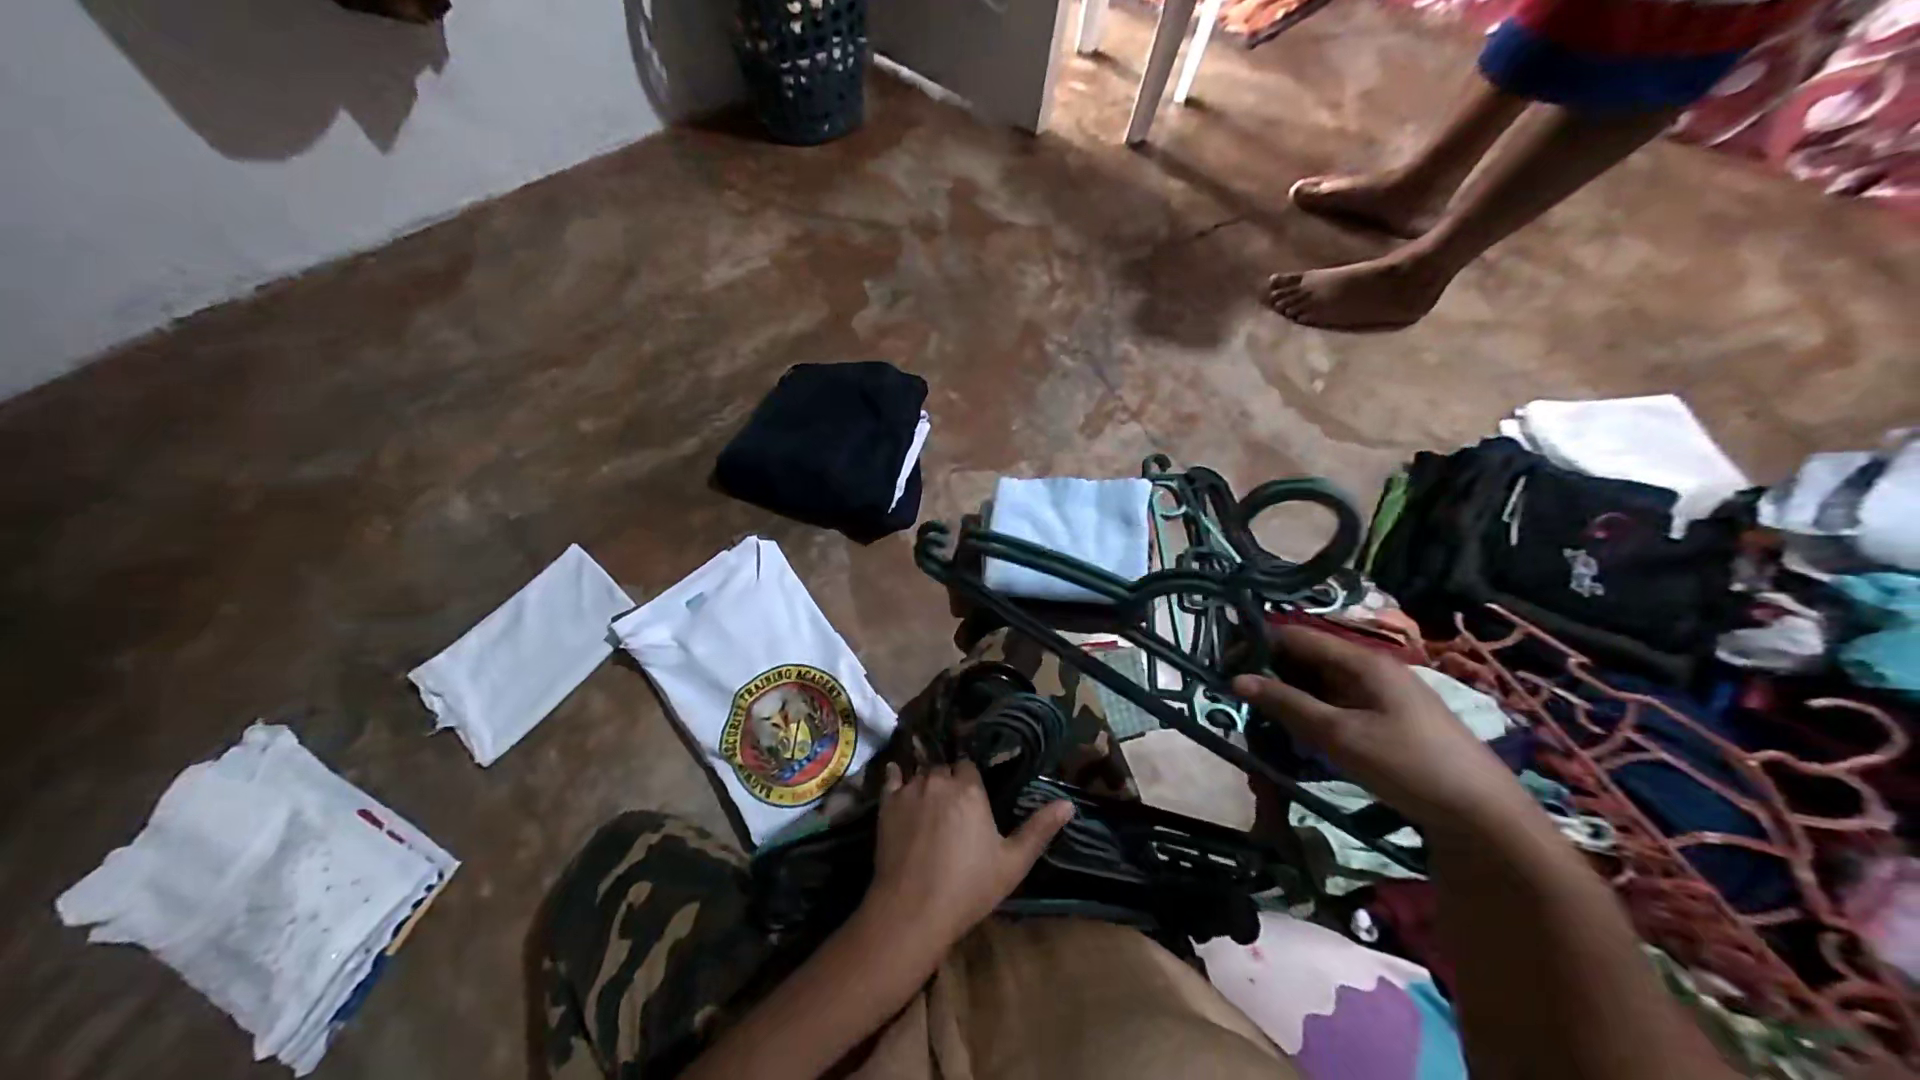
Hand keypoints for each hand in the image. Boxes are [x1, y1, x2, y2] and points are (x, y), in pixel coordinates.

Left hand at [860, 760, 1074, 947]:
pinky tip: (898, 778)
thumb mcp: (1012, 863)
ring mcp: (910, 790)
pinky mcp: (887, 804)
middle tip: (954, 805)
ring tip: (930, 800)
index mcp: (970, 790)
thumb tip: (1068, 804)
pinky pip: (892, 777)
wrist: (913, 910)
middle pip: (945, 768)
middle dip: (950, 781)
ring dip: (927, 781)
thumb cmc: (968, 887)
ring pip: (921, 773)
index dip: (972, 781)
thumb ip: (1039, 829)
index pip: (970, 767)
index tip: (975, 797)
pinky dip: (896, 776)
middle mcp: (939, 781)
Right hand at [1232, 625, 1533, 834]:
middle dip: (1270, 674)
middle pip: (1307, 659)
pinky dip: (1311, 715)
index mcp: (1362, 661)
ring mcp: (1382, 695)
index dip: (1257, 644)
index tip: (1223, 663)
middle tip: (1236, 698)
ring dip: (1288, 698)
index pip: (1296, 635)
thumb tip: (1235, 679)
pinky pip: (1336, 706)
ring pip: (1320, 685)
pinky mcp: (1388, 720)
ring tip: (1259, 720)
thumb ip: (1286, 704)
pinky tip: (1296, 737)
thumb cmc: (1407, 765)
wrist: (1482, 815)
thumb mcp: (1339, 735)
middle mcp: (1371, 669)